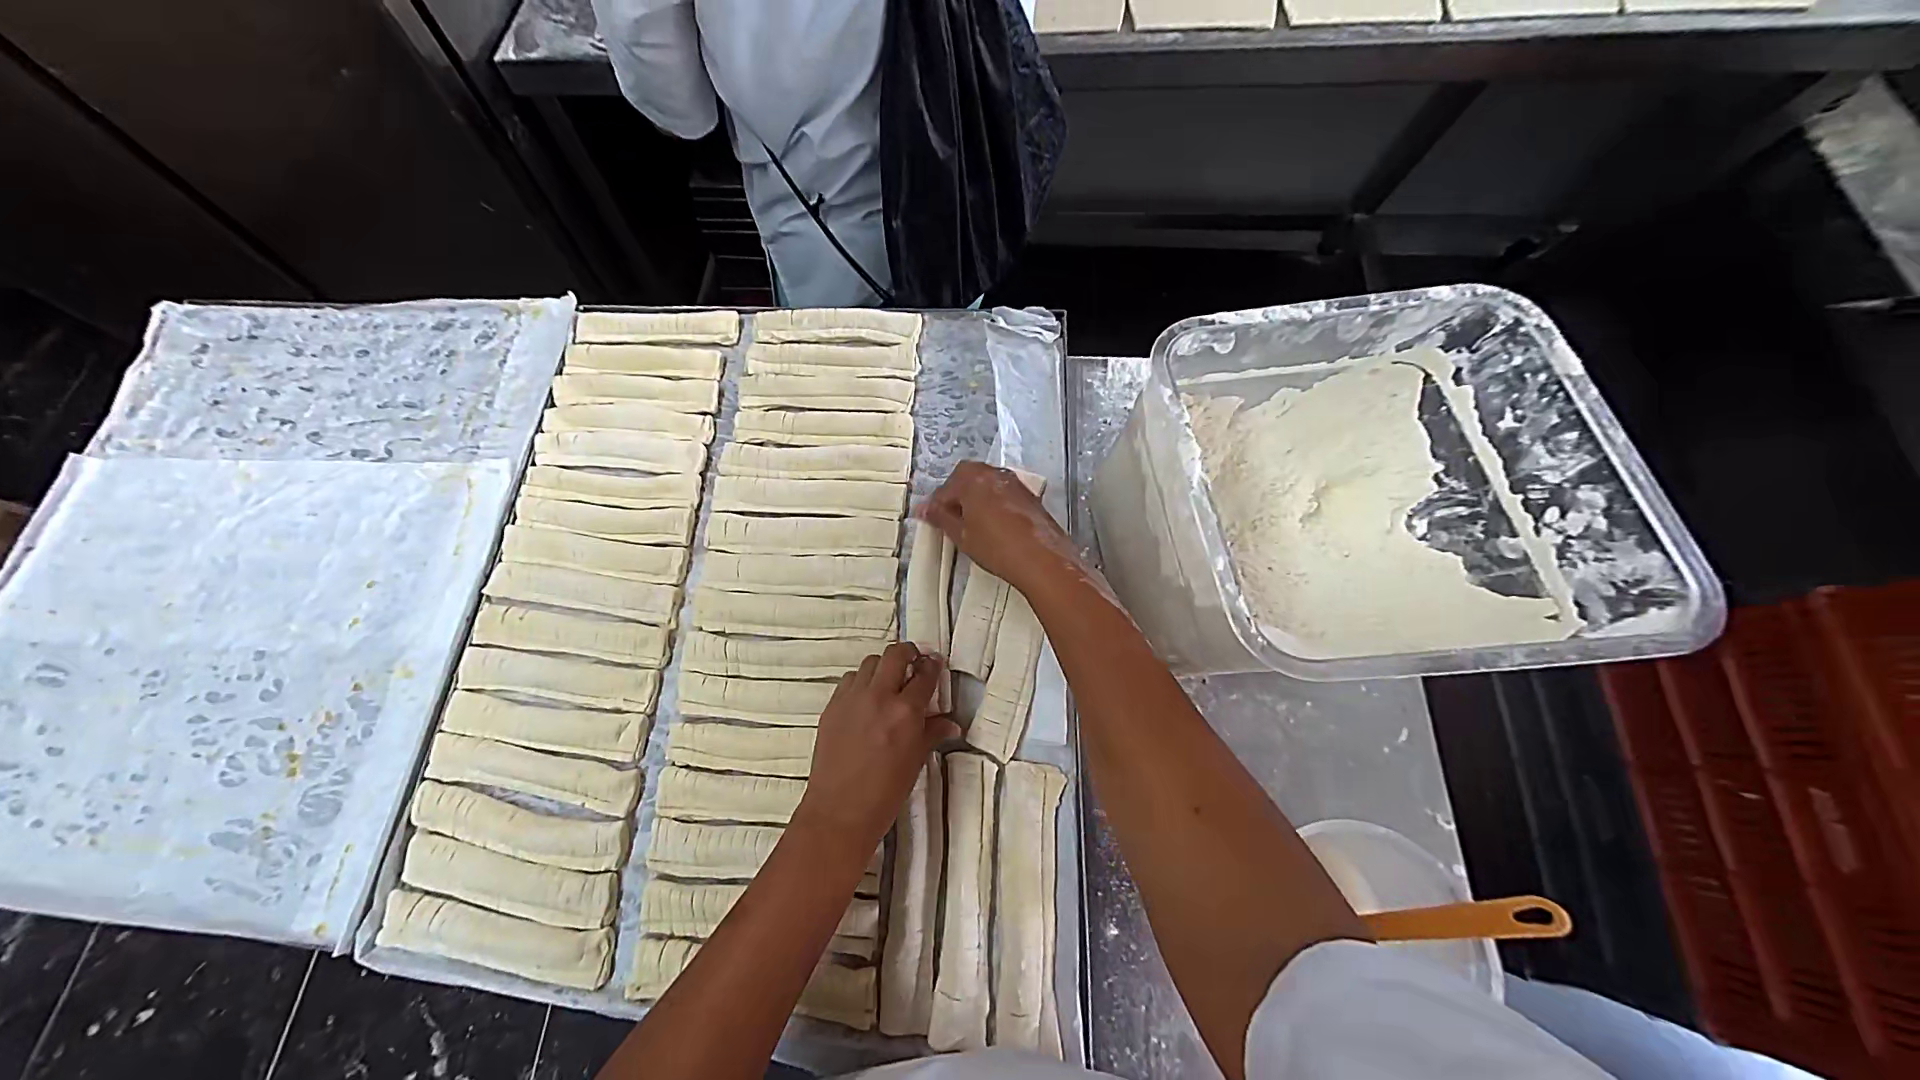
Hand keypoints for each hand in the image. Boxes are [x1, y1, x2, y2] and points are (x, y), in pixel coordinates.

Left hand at [794, 643, 957, 849]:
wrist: (840, 812)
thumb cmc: (883, 793)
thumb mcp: (916, 761)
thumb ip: (932, 733)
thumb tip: (949, 723)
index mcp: (905, 712)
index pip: (924, 675)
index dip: (932, 666)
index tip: (934, 665)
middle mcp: (878, 698)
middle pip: (895, 654)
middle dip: (908, 653)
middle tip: (914, 663)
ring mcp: (852, 700)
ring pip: (870, 663)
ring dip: (883, 667)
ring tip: (889, 682)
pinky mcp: (832, 707)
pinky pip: (849, 681)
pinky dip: (861, 682)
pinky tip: (866, 699)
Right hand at [920, 461, 1083, 597]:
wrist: (1041, 562)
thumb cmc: (1002, 547)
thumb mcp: (960, 535)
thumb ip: (940, 518)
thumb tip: (929, 510)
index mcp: (974, 477)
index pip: (945, 488)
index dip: (935, 506)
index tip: (931, 517)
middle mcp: (996, 475)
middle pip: (967, 480)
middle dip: (956, 499)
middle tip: (949, 522)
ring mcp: (1015, 485)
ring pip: (986, 488)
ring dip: (976, 502)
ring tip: (970, 529)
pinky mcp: (1029, 498)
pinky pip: (1003, 497)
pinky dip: (993, 508)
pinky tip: (991, 531)